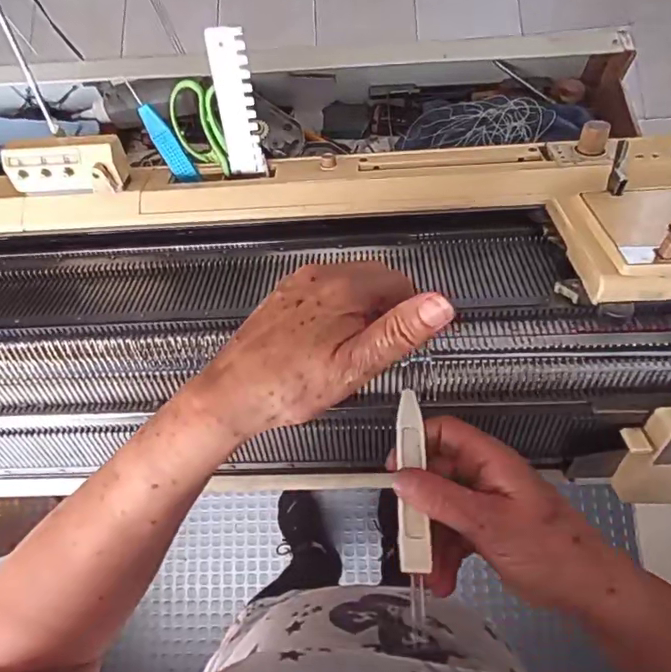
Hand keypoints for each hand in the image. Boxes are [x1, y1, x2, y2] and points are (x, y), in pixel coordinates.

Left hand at [179, 262, 453, 441]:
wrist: (231, 395)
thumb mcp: (355, 366)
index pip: (403, 284)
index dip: (408, 317)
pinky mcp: (286, 298)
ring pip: (351, 288)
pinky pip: (325, 296)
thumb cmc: (285, 387)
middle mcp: (320, 276)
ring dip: (360, 314)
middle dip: (384, 314)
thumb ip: (400, 332)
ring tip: (345, 354)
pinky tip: (323, 347)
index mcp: (344, 288)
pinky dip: (335, 316)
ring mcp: (300, 285)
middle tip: (372, 354)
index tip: (401, 343)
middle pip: (378, 282)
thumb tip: (439, 305)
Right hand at [392, 416, 639, 616]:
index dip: (415, 444)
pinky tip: (443, 578)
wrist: (587, 590)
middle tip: (408, 535)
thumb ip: (443, 499)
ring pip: (440, 510)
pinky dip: (443, 556)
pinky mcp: (486, 529)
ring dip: (429, 542)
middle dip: (418, 509)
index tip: (393, 469)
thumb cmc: (554, 551)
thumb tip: (403, 478)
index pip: (445, 432)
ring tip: (429, 572)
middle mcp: (486, 478)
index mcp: (492, 462)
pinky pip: (452, 534)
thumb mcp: (490, 524)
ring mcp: (486, 504)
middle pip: (435, 476)